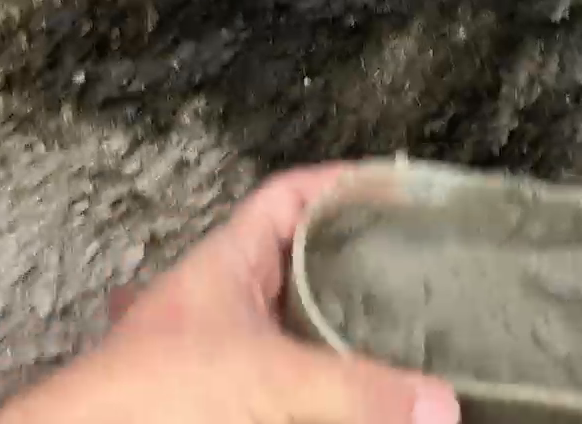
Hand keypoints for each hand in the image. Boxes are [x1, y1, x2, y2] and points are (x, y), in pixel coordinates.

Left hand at [0, 164, 460, 423]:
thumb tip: (441, 405)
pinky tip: (349, 380)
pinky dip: (319, 366)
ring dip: (336, 310)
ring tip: (395, 309)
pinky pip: (286, 366)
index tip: (389, 183)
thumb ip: (353, 389)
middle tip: (409, 248)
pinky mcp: (221, 396)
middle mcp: (225, 298)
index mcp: (229, 262)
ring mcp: (219, 349)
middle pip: (299, 249)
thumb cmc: (140, 403)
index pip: (289, 194)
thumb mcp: (264, 379)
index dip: (340, 180)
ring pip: (292, 312)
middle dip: (351, 245)